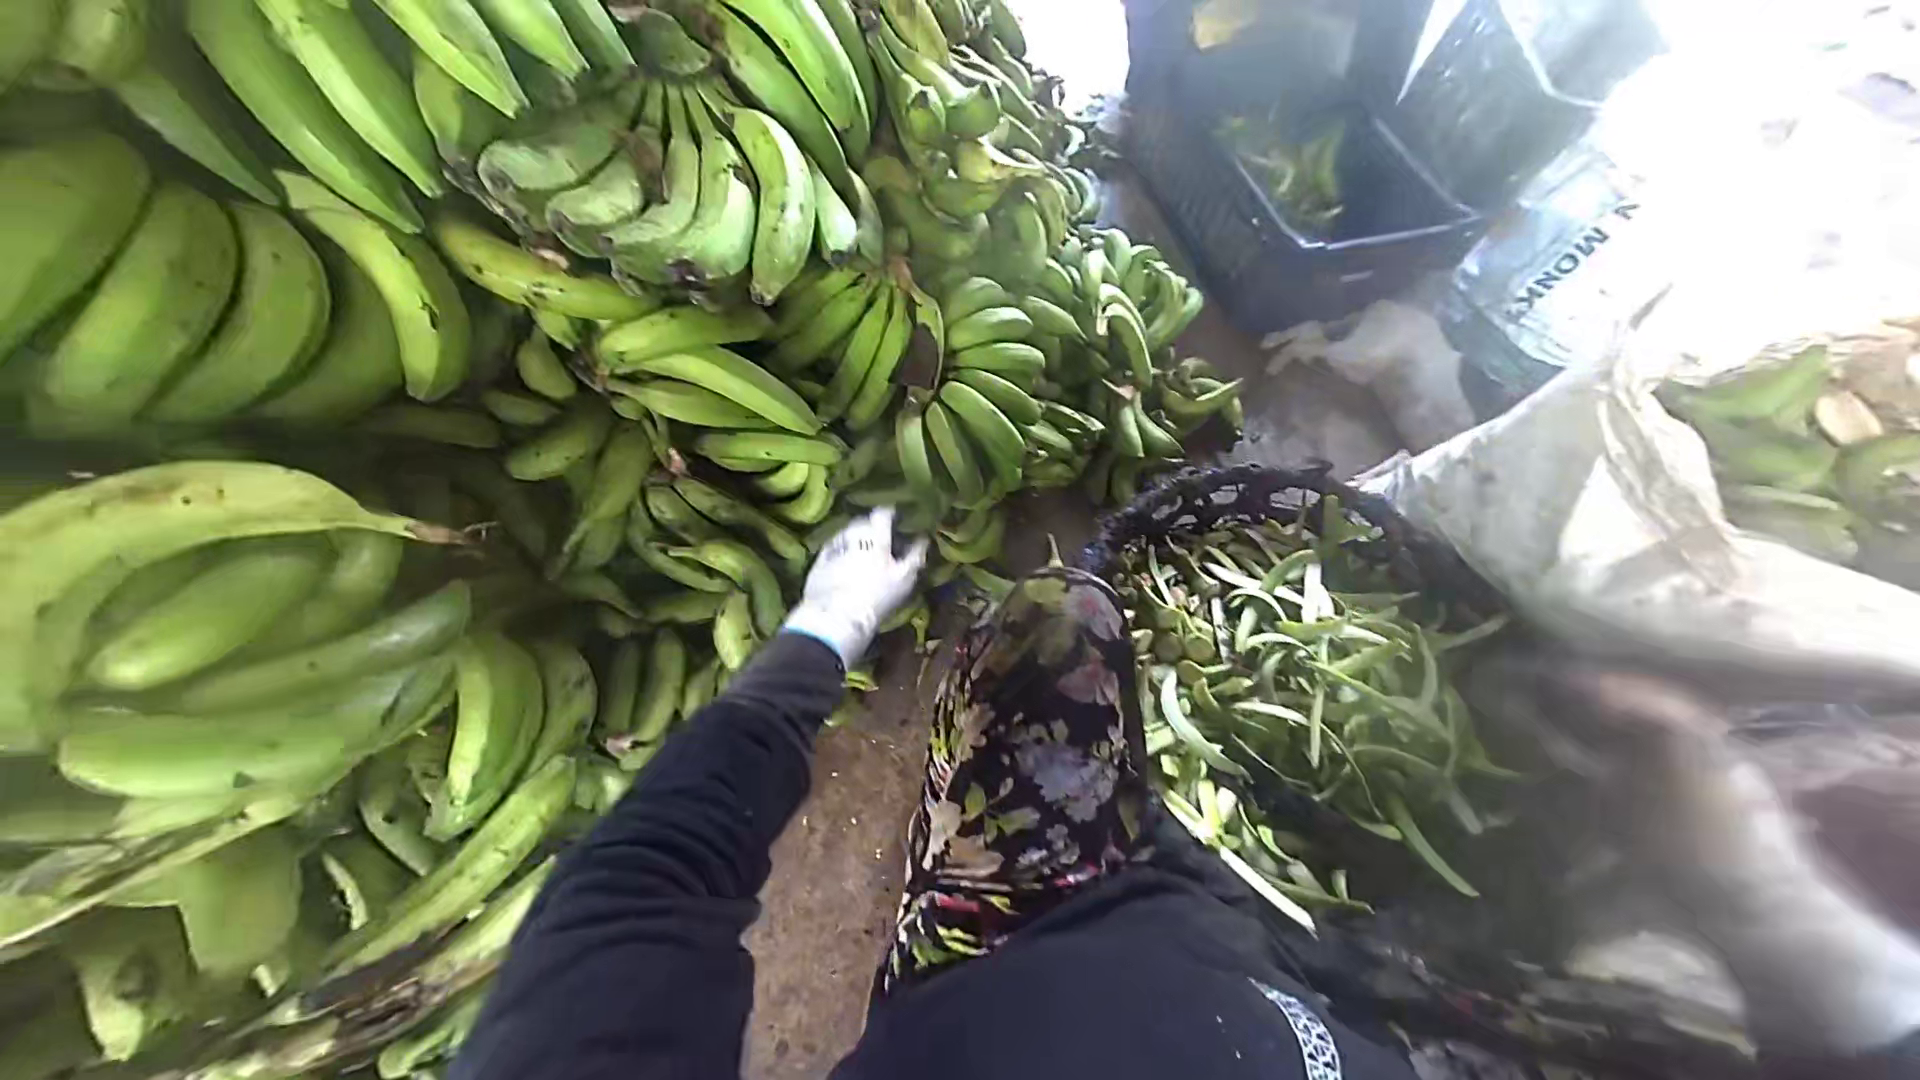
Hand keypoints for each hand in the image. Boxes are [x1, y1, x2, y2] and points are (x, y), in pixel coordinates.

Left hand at [781, 507, 926, 665]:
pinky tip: (845, 566)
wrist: (835, 618)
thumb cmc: (876, 596)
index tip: (897, 521)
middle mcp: (852, 533)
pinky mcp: (819, 559)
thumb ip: (915, 554)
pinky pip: (834, 549)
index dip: (891, 514)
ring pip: (848, 534)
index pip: (883, 512)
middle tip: (882, 543)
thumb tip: (923, 538)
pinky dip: (842, 552)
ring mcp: (833, 545)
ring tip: (863, 555)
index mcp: (875, 534)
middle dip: (873, 529)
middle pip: (864, 522)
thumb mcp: (904, 578)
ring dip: (856, 540)